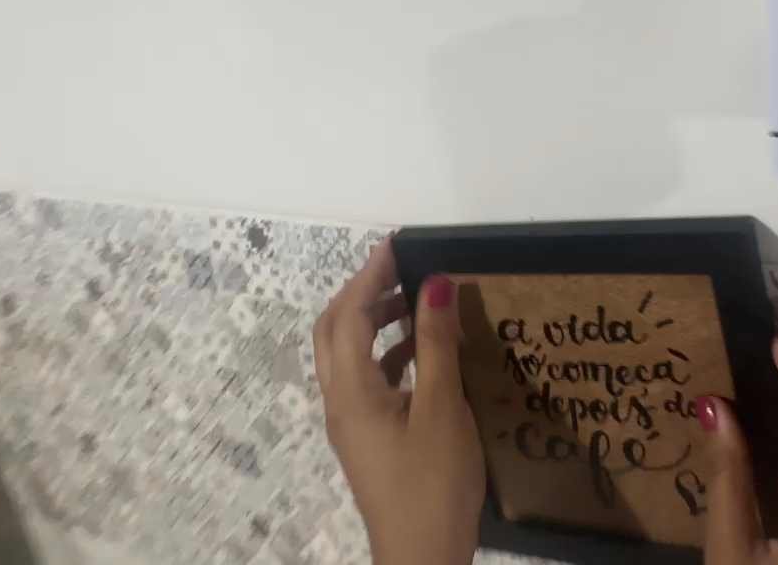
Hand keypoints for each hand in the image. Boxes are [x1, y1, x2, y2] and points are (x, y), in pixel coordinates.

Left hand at [314, 241, 485, 564]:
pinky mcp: (369, 436)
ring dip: (377, 320)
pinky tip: (424, 351)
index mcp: (351, 392)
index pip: (348, 316)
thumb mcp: (441, 406)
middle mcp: (341, 402)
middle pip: (335, 332)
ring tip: (419, 301)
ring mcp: (352, 422)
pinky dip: (389, 351)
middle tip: (402, 269)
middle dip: (363, 293)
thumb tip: (436, 283)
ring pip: (351, 355)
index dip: (369, 276)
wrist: (423, 559)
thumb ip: (435, 343)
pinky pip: (369, 377)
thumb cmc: (432, 481)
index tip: (395, 244)